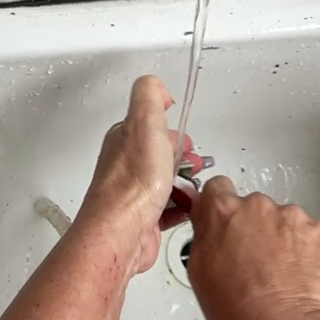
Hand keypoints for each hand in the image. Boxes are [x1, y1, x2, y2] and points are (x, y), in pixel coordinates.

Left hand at [78, 76, 196, 275]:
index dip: (171, 127)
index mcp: (125, 138)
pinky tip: (190, 207)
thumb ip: (150, 94)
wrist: (123, 232)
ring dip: (186, 182)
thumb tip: (158, 86)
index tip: (184, 133)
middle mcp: (126, 164)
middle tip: (194, 161)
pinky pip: (169, 208)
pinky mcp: (144, 217)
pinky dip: (184, 206)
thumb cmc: (133, 184)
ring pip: (166, 180)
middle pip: (159, 152)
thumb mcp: (145, 122)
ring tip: (195, 185)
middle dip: (182, 155)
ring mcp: (135, 191)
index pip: (150, 124)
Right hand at [188, 176, 319, 319]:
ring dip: (285, 241)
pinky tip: (304, 279)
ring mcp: (293, 217)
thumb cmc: (241, 312)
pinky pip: (314, 235)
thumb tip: (206, 222)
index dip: (221, 206)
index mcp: (223, 211)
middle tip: (257, 264)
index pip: (218, 188)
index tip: (226, 224)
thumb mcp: (200, 272)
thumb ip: (204, 235)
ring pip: (286, 221)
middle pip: (254, 207)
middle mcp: (258, 205)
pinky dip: (311, 252)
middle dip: (256, 229)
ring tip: (284, 277)